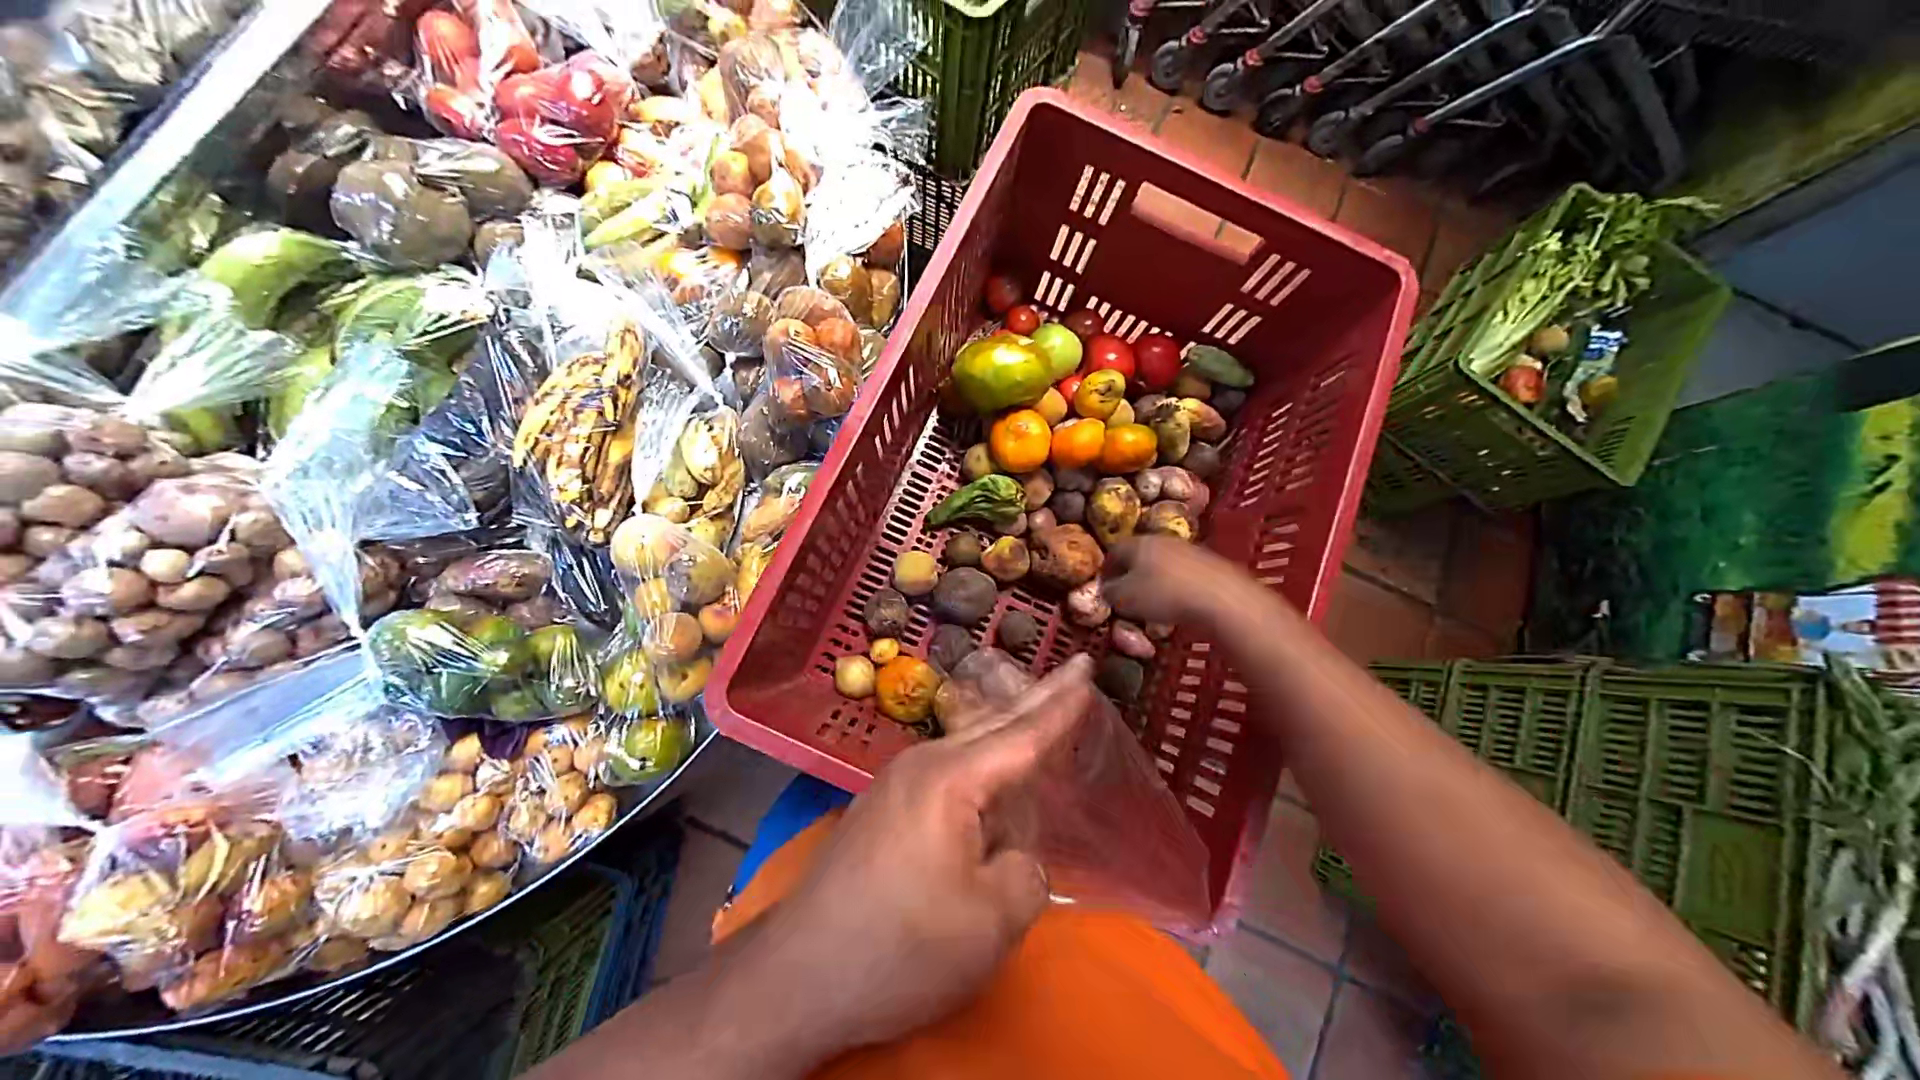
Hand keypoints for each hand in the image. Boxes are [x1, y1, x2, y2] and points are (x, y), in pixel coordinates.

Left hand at [723, 656, 1096, 1064]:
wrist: (797, 975)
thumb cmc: (900, 945)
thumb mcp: (990, 921)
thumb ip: (1026, 872)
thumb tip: (1011, 852)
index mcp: (951, 778)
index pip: (1023, 733)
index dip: (1061, 704)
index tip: (1086, 666)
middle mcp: (920, 764)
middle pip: (992, 725)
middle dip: (1036, 700)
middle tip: (1073, 673)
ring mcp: (894, 784)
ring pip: (967, 750)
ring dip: (1006, 736)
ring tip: (1040, 718)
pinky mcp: (881, 809)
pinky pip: (945, 774)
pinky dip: (980, 769)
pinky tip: (990, 784)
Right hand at [1103, 536, 1287, 628]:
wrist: (1222, 598)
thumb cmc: (1164, 595)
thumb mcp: (1124, 598)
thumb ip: (1109, 592)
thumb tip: (1107, 589)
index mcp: (1138, 542)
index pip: (1114, 551)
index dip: (1106, 570)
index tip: (1104, 587)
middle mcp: (1162, 540)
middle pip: (1140, 554)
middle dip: (1132, 573)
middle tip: (1127, 595)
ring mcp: (1189, 550)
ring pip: (1163, 564)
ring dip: (1155, 580)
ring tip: (1153, 603)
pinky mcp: (1210, 565)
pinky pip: (1184, 575)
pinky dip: (1176, 587)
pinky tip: (1178, 604)